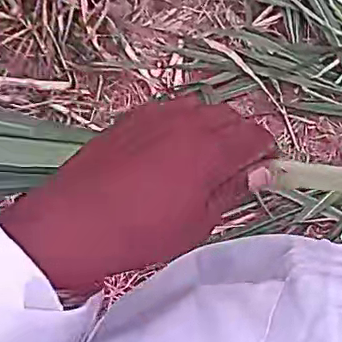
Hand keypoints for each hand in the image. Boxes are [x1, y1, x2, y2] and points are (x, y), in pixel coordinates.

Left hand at [0, 96, 275, 292]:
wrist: (74, 224)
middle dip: (242, 137)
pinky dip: (181, 125)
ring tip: (203, 161)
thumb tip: (260, 172)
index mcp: (210, 147)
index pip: (256, 134)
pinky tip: (171, 152)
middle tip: (237, 169)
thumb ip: (232, 190)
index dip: (267, 151)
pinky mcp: (129, 119)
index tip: (266, 169)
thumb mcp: (198, 223)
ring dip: (212, 127)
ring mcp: (155, 114)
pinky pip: (169, 111)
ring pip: (199, 108)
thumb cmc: (142, 233)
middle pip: (231, 115)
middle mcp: (186, 120)